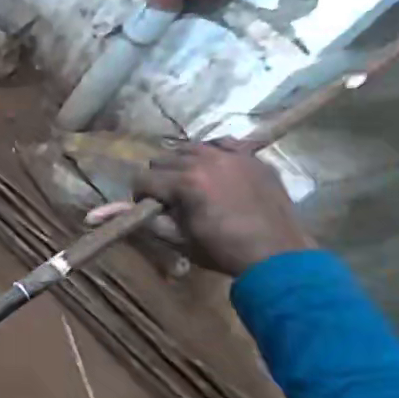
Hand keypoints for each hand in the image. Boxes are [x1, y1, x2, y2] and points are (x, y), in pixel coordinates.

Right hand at [133, 141, 314, 276]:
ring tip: (191, 182)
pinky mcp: (253, 159)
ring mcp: (233, 157)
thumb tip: (120, 210)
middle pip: (162, 160)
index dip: (140, 195)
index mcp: (185, 183)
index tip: (150, 208)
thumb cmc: (223, 250)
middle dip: (159, 178)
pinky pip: (224, 143)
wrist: (278, 254)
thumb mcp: (177, 240)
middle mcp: (206, 162)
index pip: (142, 178)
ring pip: (190, 148)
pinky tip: (215, 168)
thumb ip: (148, 219)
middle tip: (170, 197)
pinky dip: (213, 152)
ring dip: (183, 164)